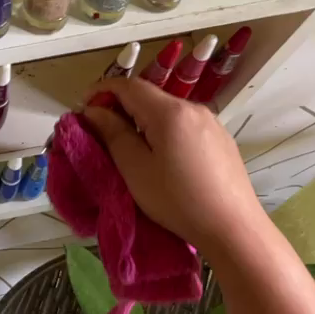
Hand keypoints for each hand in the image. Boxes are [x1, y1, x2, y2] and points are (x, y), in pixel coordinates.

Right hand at [81, 78, 269, 259]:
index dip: (101, 92)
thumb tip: (94, 112)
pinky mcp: (220, 140)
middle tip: (99, 132)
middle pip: (149, 97)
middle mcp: (193, 108)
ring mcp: (211, 123)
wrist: (232, 227)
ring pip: (167, 112)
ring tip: (127, 148)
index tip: (82, 109)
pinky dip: (162, 131)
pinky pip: (183, 126)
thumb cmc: (177, 200)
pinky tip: (160, 158)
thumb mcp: (135, 169)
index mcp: (170, 112)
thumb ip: (113, 134)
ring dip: (141, 121)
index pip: (128, 86)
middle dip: (120, 108)